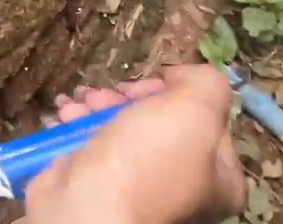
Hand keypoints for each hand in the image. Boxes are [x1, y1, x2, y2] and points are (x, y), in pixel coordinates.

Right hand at [22, 65, 244, 223]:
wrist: (86, 207)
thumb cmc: (144, 162)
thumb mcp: (192, 112)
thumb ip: (206, 84)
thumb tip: (183, 75)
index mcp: (220, 177)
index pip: (198, 115)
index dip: (166, 92)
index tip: (140, 90)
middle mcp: (184, 183)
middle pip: (153, 116)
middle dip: (119, 97)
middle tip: (102, 99)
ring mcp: (138, 183)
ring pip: (117, 123)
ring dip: (91, 104)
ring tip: (75, 108)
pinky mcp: (99, 180)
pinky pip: (89, 137)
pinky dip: (74, 121)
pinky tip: (62, 117)